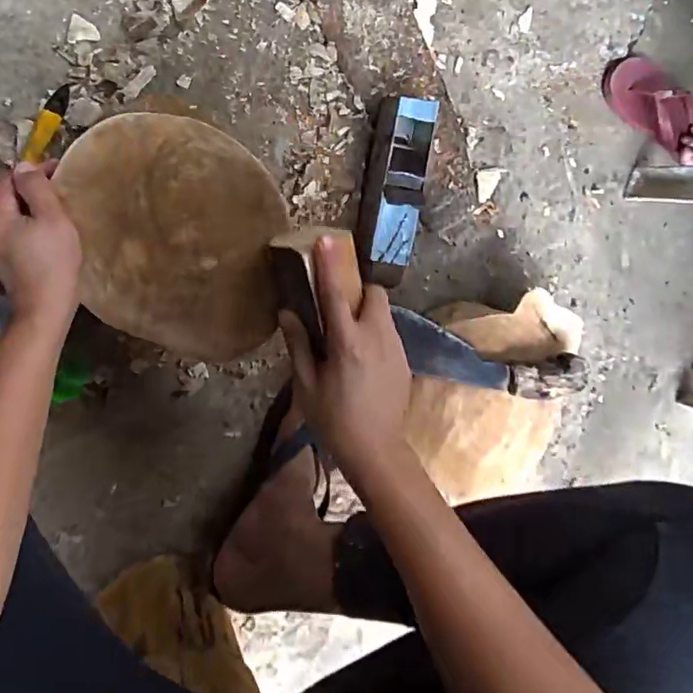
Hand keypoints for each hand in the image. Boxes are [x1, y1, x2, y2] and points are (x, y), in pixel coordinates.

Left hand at [0, 161, 82, 326]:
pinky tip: (47, 226)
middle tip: (60, 186)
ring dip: (32, 204)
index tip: (59, 170)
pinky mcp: (2, 257)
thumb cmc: (52, 261)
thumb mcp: (51, 217)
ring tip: (57, 204)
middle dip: (32, 187)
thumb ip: (36, 187)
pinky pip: (13, 228)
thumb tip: (24, 166)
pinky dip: (28, 221)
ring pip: (11, 212)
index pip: (10, 178)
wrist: (46, 309)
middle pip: (7, 194)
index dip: (33, 170)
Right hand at [282, 233, 412, 482]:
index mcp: (347, 343)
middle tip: (336, 305)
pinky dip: (372, 330)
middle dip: (356, 290)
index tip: (326, 239)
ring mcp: (395, 349)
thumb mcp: (306, 383)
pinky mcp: (404, 360)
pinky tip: (358, 356)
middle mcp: (376, 338)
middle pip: (373, 294)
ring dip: (363, 312)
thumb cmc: (333, 419)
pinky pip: (387, 331)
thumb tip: (288, 312)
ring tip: (344, 335)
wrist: (377, 452)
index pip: (336, 294)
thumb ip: (299, 343)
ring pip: (382, 312)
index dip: (329, 265)